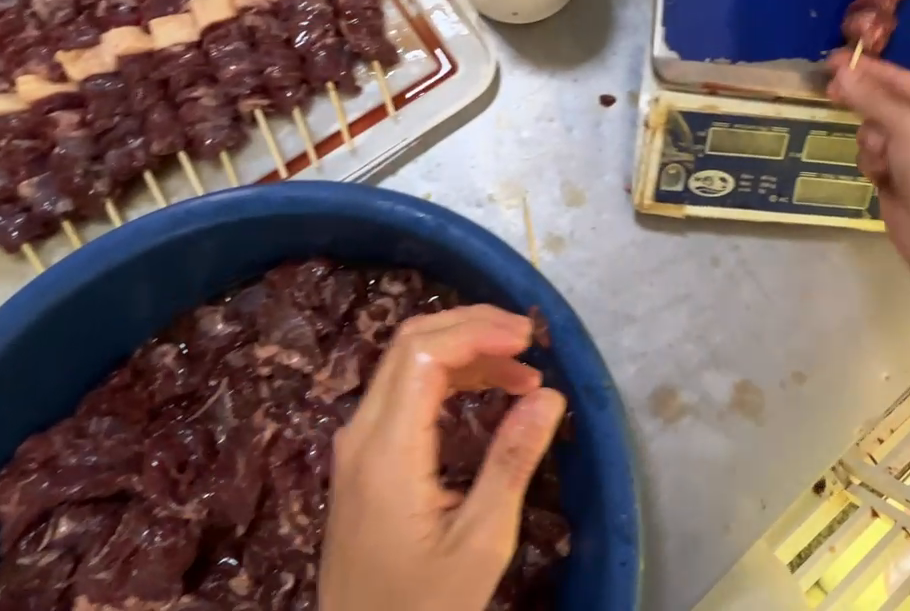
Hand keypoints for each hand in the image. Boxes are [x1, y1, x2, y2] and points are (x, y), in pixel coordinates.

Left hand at [321, 306, 567, 610]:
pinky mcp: (366, 455)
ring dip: (465, 349)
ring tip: (522, 370)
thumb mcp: (480, 542)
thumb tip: (550, 393)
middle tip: (529, 340)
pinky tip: (489, 390)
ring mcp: (359, 443)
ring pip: (407, 360)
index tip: (529, 341)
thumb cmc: (425, 605)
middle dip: (473, 326)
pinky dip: (449, 374)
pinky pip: (405, 388)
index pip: (423, 354)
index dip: (477, 332)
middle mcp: (362, 433)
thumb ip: (512, 461)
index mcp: (387, 452)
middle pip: (411, 342)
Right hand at [826, 52, 909, 270]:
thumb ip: (870, 97)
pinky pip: (870, 155)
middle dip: (864, 107)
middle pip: (881, 103)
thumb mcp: (905, 127)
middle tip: (829, 93)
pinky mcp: (895, 175)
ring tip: (883, 161)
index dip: (865, 68)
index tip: (831, 60)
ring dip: (871, 143)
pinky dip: (872, 163)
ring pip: (871, 130)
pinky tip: (881, 178)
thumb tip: (840, 71)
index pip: (898, 78)